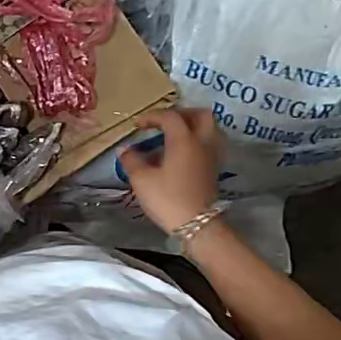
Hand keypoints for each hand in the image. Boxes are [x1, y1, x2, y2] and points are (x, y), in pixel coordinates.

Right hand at [121, 108, 222, 233]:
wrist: (196, 225)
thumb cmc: (167, 199)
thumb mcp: (142, 180)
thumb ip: (132, 160)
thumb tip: (125, 150)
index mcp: (184, 140)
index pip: (169, 117)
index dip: (152, 116)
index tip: (137, 126)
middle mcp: (202, 142)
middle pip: (200, 115)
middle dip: (182, 113)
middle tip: (164, 122)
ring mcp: (212, 156)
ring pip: (210, 129)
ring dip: (194, 126)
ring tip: (176, 136)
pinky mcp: (215, 169)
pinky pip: (210, 144)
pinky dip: (198, 141)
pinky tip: (183, 153)